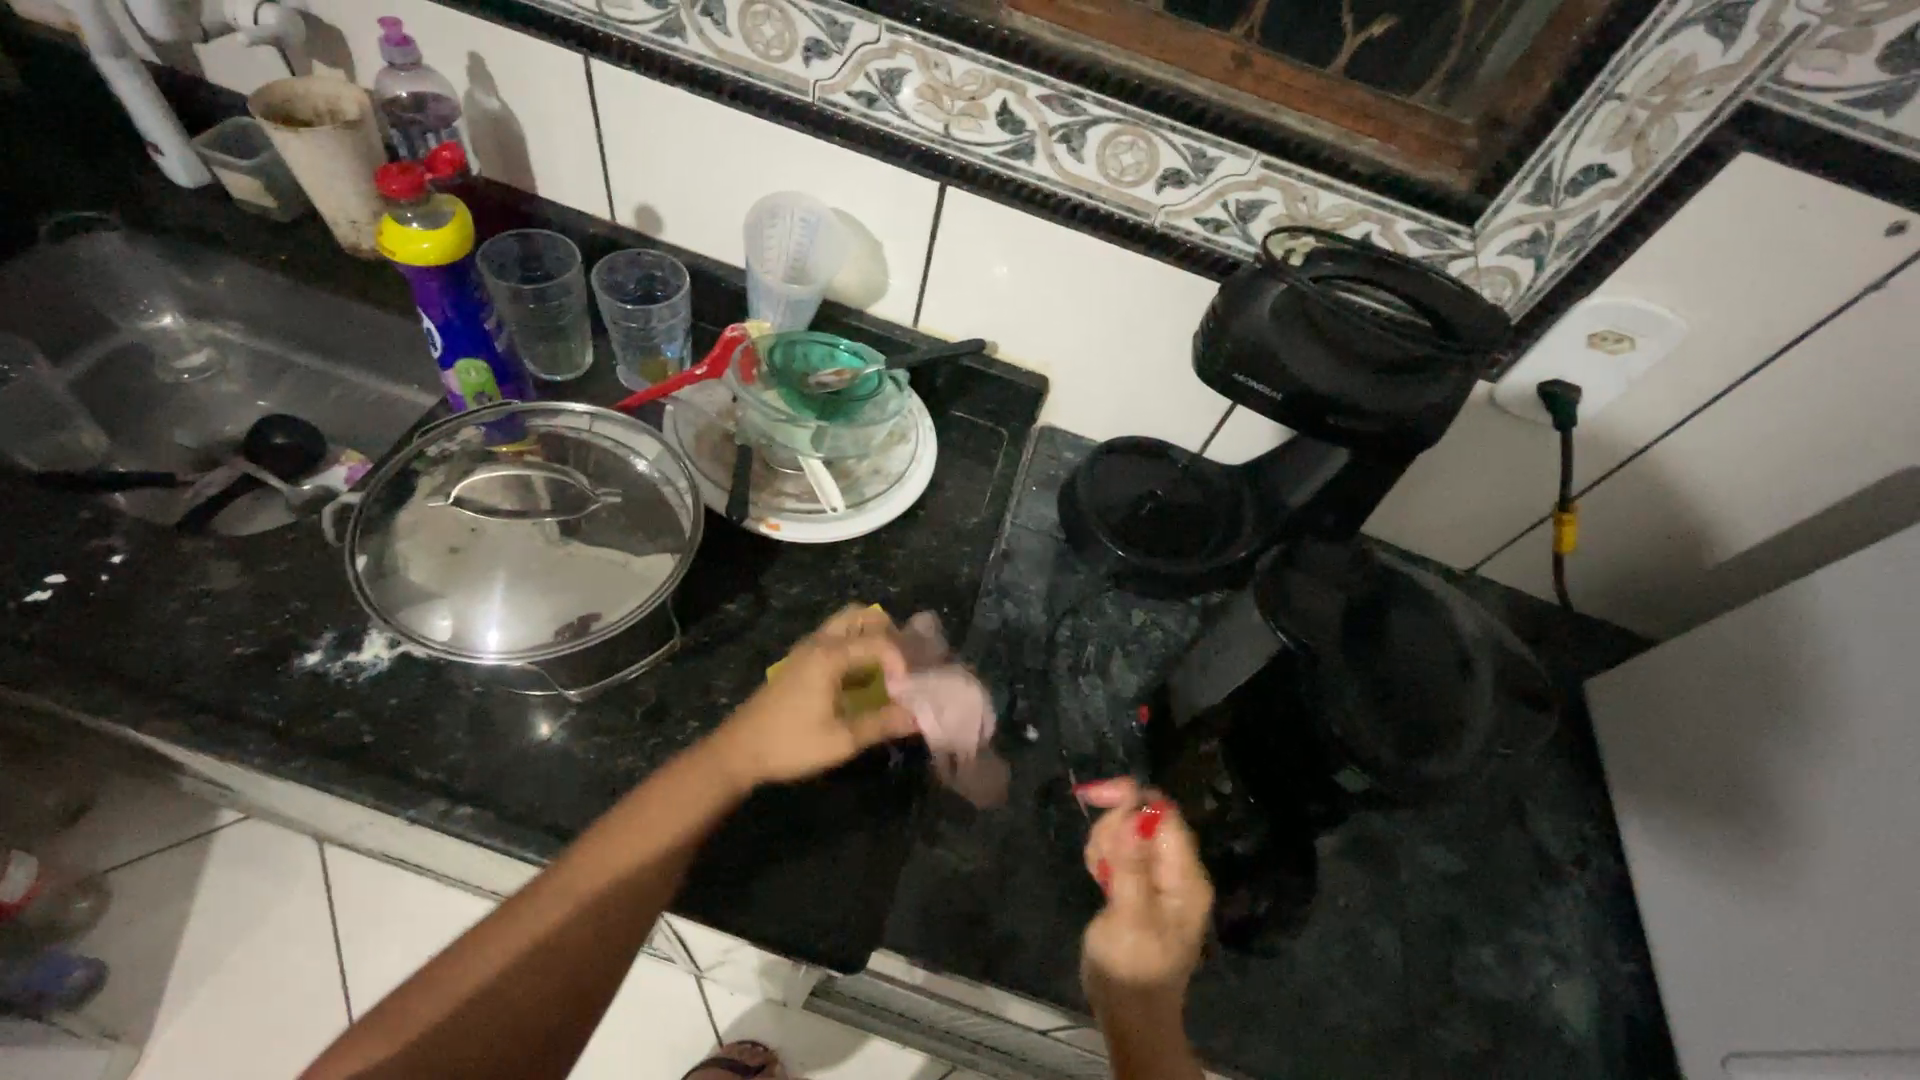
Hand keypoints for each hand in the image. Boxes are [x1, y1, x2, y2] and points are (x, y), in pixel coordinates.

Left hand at [706, 606, 919, 790]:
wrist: (738, 752)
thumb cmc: (790, 744)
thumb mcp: (841, 740)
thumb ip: (882, 724)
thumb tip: (918, 717)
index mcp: (829, 656)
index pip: (880, 642)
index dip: (902, 662)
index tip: (909, 691)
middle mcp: (819, 643)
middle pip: (861, 615)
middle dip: (889, 633)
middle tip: (903, 664)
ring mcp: (807, 650)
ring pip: (846, 624)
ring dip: (871, 638)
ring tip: (888, 671)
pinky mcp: (800, 662)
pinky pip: (835, 640)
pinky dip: (856, 648)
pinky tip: (864, 681)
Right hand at [1075, 778, 1212, 1015]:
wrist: (1130, 1015)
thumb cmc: (1132, 971)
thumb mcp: (1130, 918)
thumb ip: (1132, 865)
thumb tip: (1134, 814)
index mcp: (1185, 876)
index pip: (1163, 815)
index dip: (1130, 799)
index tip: (1092, 797)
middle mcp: (1177, 870)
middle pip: (1144, 818)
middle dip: (1114, 826)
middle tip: (1099, 861)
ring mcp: (1158, 877)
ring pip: (1129, 831)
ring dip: (1106, 841)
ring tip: (1098, 874)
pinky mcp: (1139, 884)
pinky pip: (1122, 849)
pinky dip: (1105, 854)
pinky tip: (1099, 876)